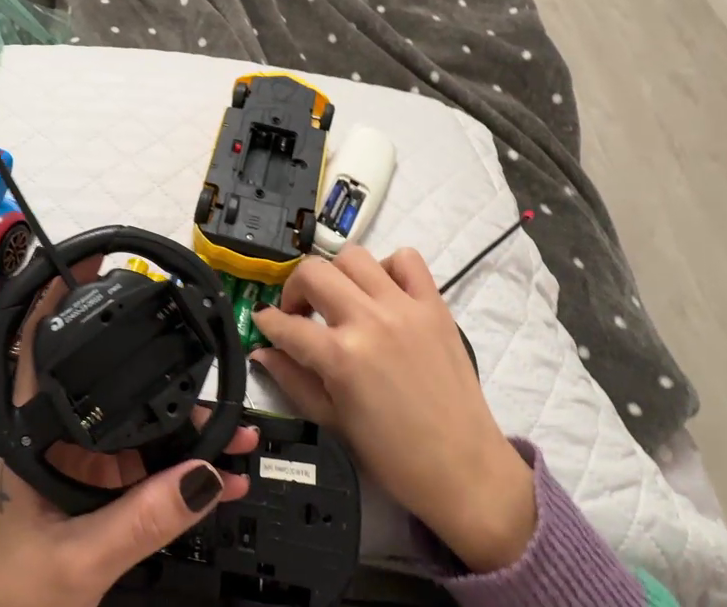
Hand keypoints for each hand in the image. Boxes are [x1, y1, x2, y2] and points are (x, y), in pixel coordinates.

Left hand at [0, 258, 257, 606]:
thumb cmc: (11, 597)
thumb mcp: (81, 558)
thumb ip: (141, 520)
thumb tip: (204, 475)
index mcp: (35, 439)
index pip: (41, 352)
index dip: (60, 302)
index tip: (92, 263)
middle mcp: (58, 443)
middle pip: (112, 390)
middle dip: (165, 383)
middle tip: (209, 370)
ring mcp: (82, 472)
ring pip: (139, 432)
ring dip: (187, 435)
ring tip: (236, 433)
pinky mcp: (100, 501)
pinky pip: (150, 476)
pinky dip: (185, 476)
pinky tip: (223, 479)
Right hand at [250, 245, 535, 571]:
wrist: (464, 469)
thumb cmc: (392, 455)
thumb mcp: (332, 421)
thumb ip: (292, 378)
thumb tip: (261, 351)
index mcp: (340, 356)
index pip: (285, 324)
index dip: (266, 323)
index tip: (264, 323)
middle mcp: (369, 320)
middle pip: (312, 273)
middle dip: (294, 290)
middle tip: (299, 313)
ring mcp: (404, 307)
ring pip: (354, 257)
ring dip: (336, 275)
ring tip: (340, 301)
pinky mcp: (435, 305)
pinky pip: (407, 260)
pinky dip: (388, 268)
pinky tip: (382, 293)